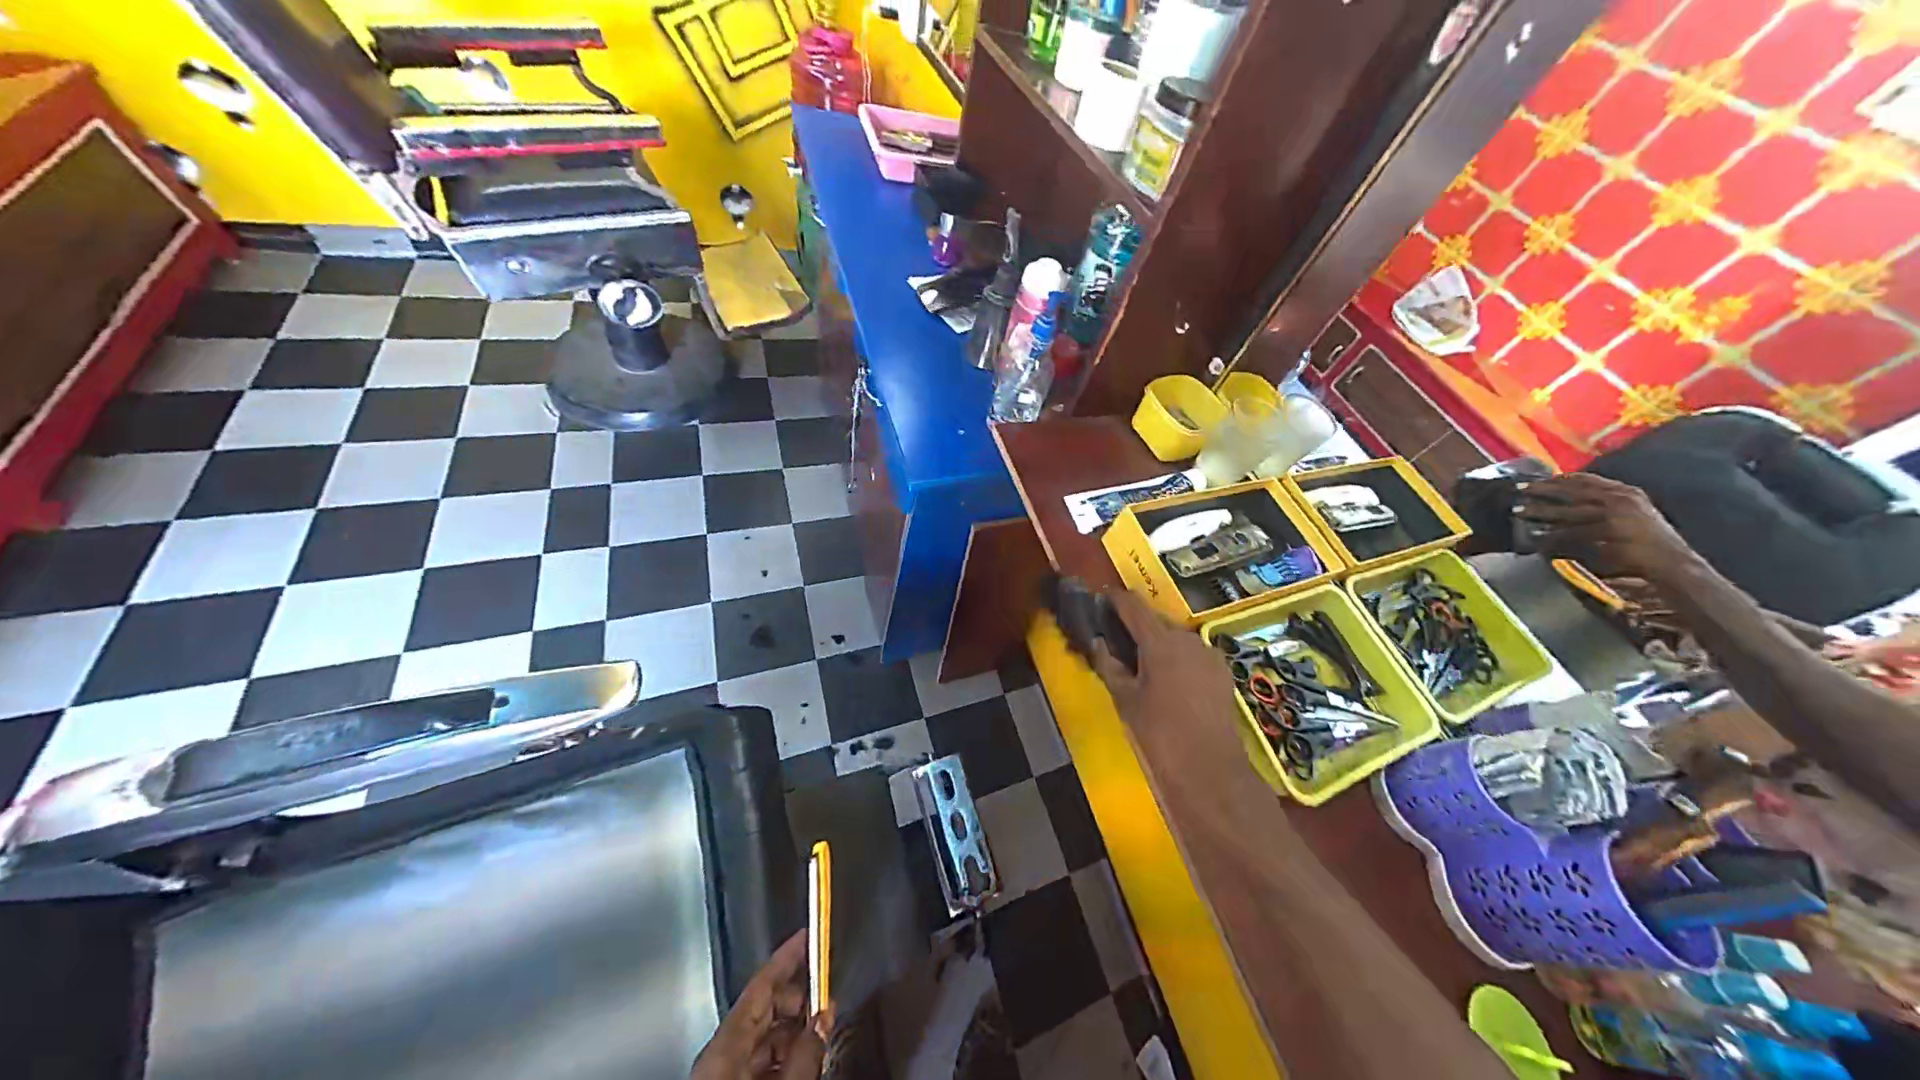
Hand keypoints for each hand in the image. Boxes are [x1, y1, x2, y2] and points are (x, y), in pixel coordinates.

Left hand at [691, 930, 826, 1079]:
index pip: (761, 983)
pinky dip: (780, 1053)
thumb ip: (804, 1050)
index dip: (786, 956)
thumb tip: (824, 1018)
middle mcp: (719, 1049)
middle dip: (798, 997)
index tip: (807, 934)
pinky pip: (755, 1058)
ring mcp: (719, 1069)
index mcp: (727, 1040)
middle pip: (763, 1006)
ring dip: (792, 1029)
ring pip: (761, 1034)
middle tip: (827, 997)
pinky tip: (799, 1060)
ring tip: (819, 1034)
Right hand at [1088, 588, 1245, 764]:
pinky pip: (1191, 654)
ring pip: (1175, 636)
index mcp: (1161, 642)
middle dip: (1134, 624)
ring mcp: (1209, 654)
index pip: (1133, 605)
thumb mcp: (1125, 700)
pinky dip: (1175, 657)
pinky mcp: (1221, 672)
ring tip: (1138, 662)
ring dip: (1155, 641)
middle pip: (1155, 619)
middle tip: (1113, 639)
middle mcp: (1188, 639)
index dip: (1114, 599)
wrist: (1210, 770)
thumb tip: (1098, 643)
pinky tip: (1165, 679)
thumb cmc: (1160, 734)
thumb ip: (1109, 666)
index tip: (1099, 600)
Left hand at [1514, 473, 1698, 581]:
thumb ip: (1604, 504)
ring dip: (1540, 511)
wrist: (1673, 563)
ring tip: (1518, 511)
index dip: (1558, 479)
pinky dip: (1552, 535)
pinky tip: (1536, 537)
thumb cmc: (1648, 542)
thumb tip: (1567, 499)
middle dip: (1542, 489)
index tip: (1537, 479)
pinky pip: (1572, 533)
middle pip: (1572, 491)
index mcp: (1627, 492)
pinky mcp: (1609, 532)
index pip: (1587, 479)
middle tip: (1518, 490)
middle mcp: (1622, 499)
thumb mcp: (1631, 514)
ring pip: (1567, 511)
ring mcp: (1616, 515)